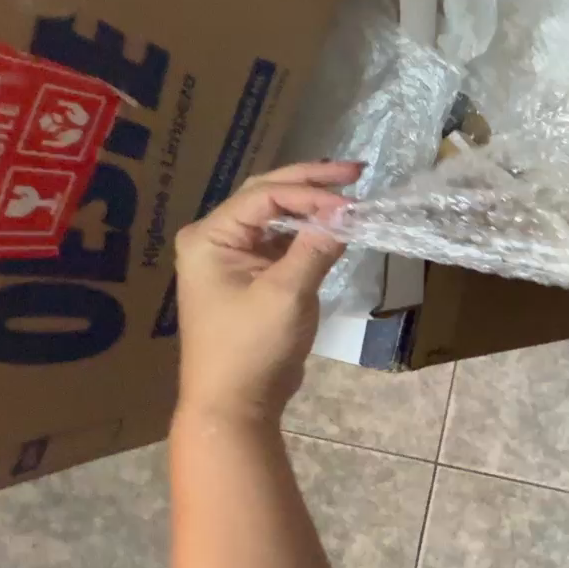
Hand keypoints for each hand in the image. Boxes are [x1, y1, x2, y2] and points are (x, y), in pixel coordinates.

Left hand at [173, 161, 360, 427]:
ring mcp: (236, 259)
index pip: (265, 198)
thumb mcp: (288, 294)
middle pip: (266, 197)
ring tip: (350, 195)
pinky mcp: (255, 278)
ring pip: (276, 218)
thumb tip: (346, 217)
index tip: (355, 203)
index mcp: (212, 237)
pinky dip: (311, 233)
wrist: (237, 395)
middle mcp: (218, 239)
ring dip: (313, 206)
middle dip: (311, 183)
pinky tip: (336, 229)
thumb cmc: (253, 345)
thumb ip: (314, 250)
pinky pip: (284, 243)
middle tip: (356, 172)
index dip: (312, 194)